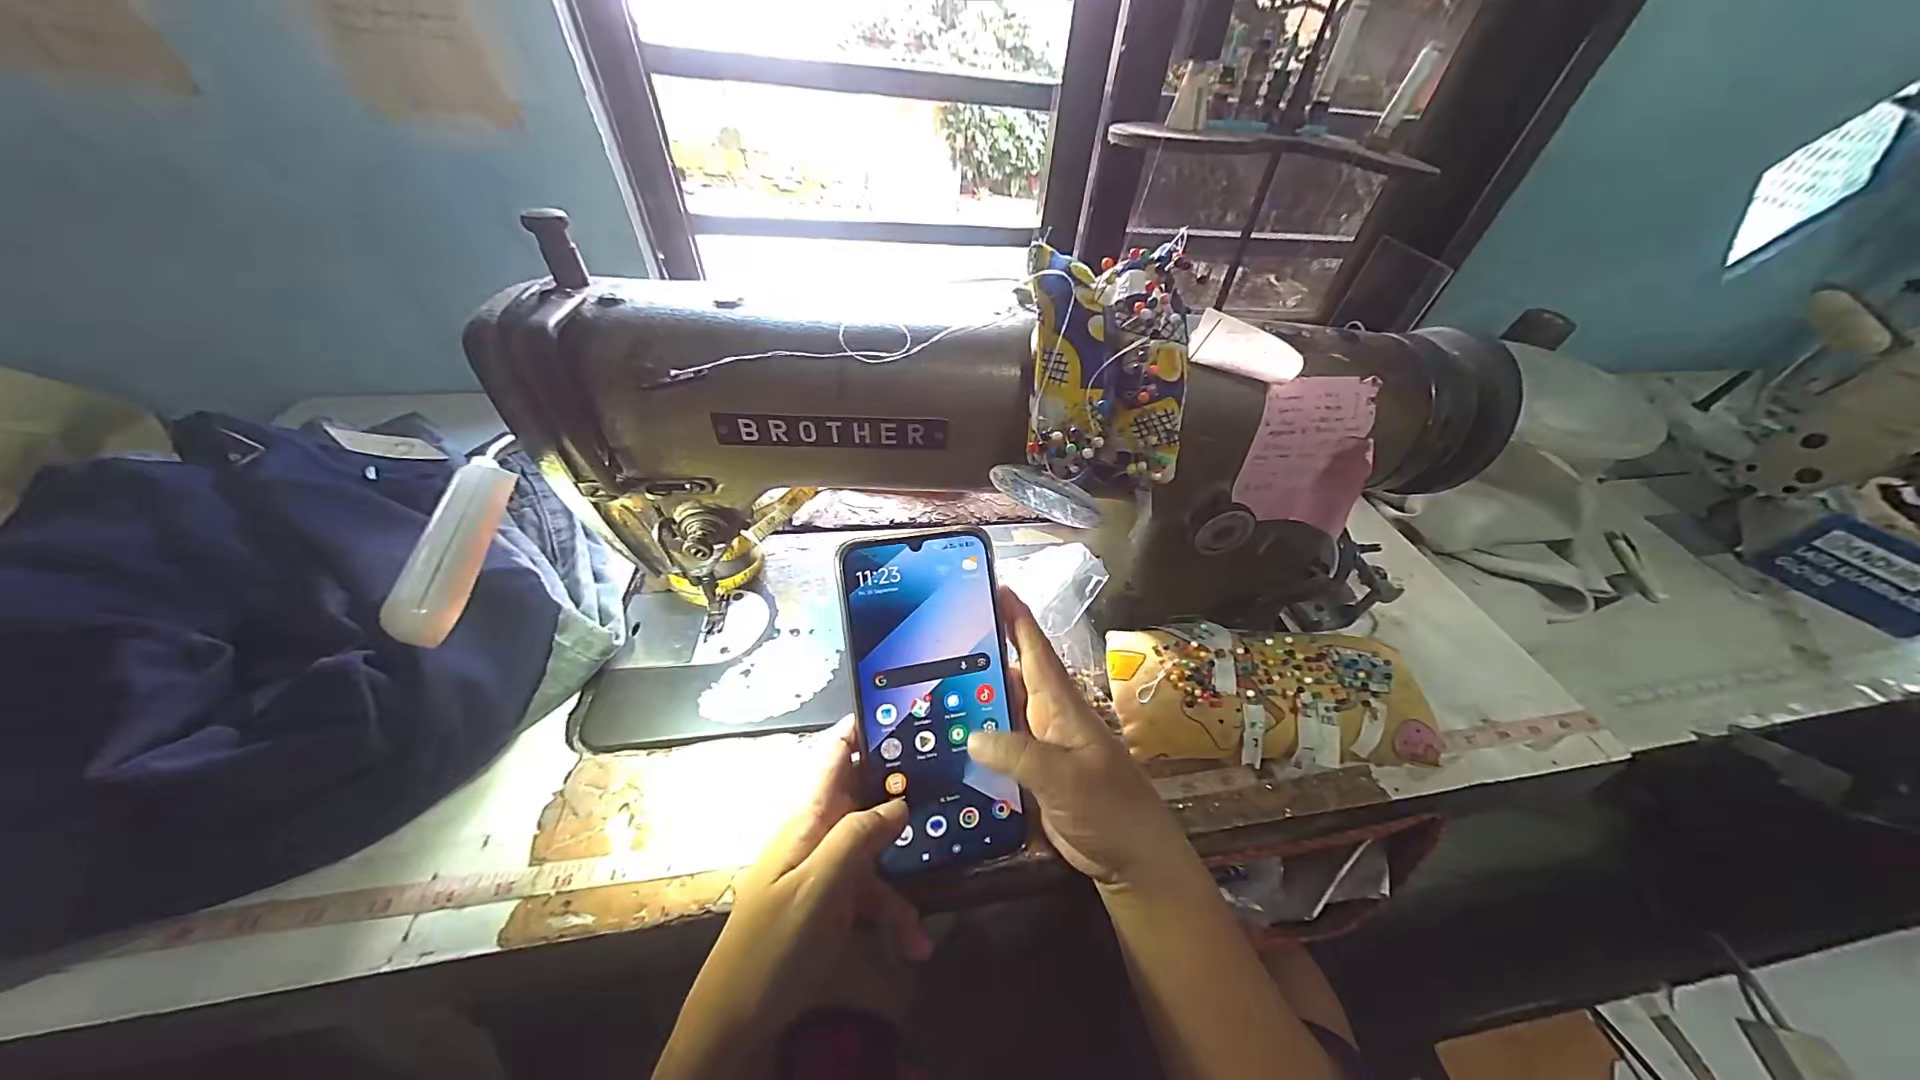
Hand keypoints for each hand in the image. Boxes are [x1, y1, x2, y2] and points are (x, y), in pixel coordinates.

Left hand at [653, 719, 930, 1078]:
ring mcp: (824, 868)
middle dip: (903, 806)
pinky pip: (867, 896)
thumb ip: (860, 835)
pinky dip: (889, 919)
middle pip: (866, 801)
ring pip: (874, 857)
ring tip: (919, 935)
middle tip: (943, 797)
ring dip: (899, 893)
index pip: (837, 754)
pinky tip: (910, 949)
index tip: (905, 714)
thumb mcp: (822, 886)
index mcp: (809, 817)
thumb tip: (899, 801)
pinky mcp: (829, 901)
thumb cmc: (776, 942)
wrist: (737, 1019)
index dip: (866, 728)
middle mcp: (817, 834)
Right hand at [967, 587, 1197, 891]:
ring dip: (975, 699)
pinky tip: (949, 740)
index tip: (995, 588)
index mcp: (1061, 706)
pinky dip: (977, 740)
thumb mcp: (1065, 777)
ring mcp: (1039, 746)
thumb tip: (973, 735)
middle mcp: (1047, 718)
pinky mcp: (1031, 774)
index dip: (1017, 618)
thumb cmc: (1109, 807)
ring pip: (1001, 712)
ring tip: (932, 685)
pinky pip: (998, 747)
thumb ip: (1020, 755)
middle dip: (982, 655)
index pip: (1035, 651)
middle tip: (939, 640)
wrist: (1131, 857)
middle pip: (1011, 677)